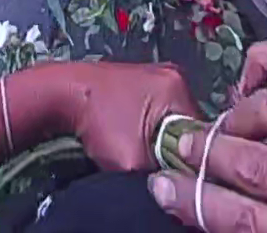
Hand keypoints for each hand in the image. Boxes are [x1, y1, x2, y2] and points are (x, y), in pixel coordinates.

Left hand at [48, 61, 197, 171]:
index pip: (204, 136)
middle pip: (190, 129)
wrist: (62, 95)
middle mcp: (172, 77)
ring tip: (144, 153)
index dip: (193, 163)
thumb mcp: (133, 161)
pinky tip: (135, 140)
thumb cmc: (94, 119)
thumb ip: (163, 176)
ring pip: (174, 124)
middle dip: (177, 151)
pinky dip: (152, 132)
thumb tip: (180, 189)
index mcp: (177, 86)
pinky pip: (160, 116)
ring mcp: (157, 78)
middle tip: (159, 167)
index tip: (181, 179)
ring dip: (163, 143)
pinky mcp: (143, 85)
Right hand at [147, 40, 266, 232]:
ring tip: (225, 127)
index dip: (198, 204)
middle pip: (250, 163)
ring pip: (265, 110)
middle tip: (179, 148)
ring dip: (233, 118)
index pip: (250, 220)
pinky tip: (250, 83)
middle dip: (204, 154)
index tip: (162, 188)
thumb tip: (227, 207)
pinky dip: (261, 63)